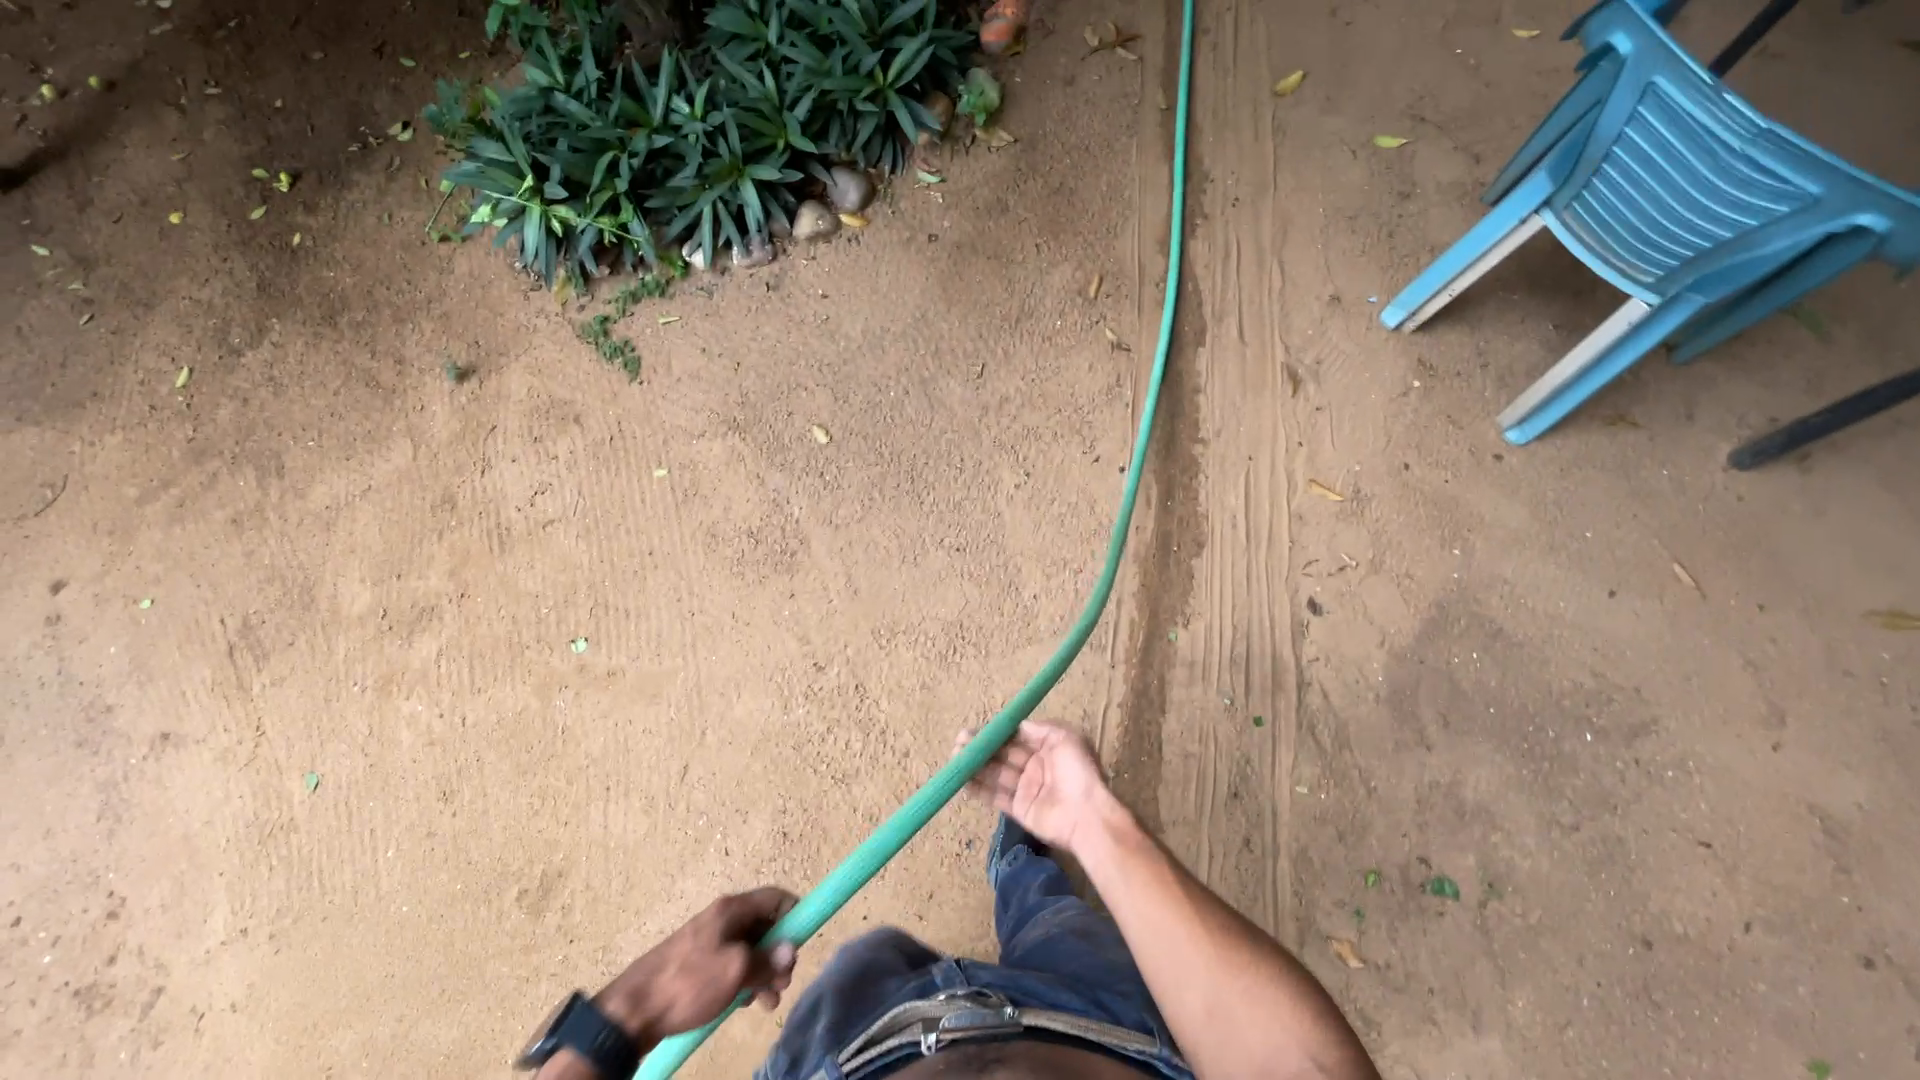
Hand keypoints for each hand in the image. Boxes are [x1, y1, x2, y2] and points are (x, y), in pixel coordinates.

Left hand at [592, 887, 799, 1044]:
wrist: (634, 1010)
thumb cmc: (689, 983)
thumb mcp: (736, 970)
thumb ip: (767, 959)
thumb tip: (790, 949)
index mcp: (732, 910)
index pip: (775, 897)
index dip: (795, 914)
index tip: (802, 943)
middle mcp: (723, 919)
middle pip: (766, 926)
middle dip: (779, 954)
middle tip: (782, 984)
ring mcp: (710, 942)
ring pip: (751, 950)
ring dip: (765, 974)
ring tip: (767, 1003)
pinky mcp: (700, 966)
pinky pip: (733, 966)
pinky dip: (745, 982)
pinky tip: (745, 1004)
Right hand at [952, 721, 1122, 855]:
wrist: (1087, 816)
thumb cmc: (1078, 772)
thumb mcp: (1067, 739)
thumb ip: (1041, 729)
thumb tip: (1019, 724)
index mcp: (1048, 749)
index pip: (1016, 738)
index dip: (997, 733)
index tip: (977, 729)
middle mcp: (1035, 767)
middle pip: (1003, 755)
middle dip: (981, 748)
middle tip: (959, 742)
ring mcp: (1026, 789)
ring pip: (996, 775)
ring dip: (975, 767)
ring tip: (955, 759)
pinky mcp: (1019, 810)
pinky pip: (995, 797)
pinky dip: (979, 790)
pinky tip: (962, 782)